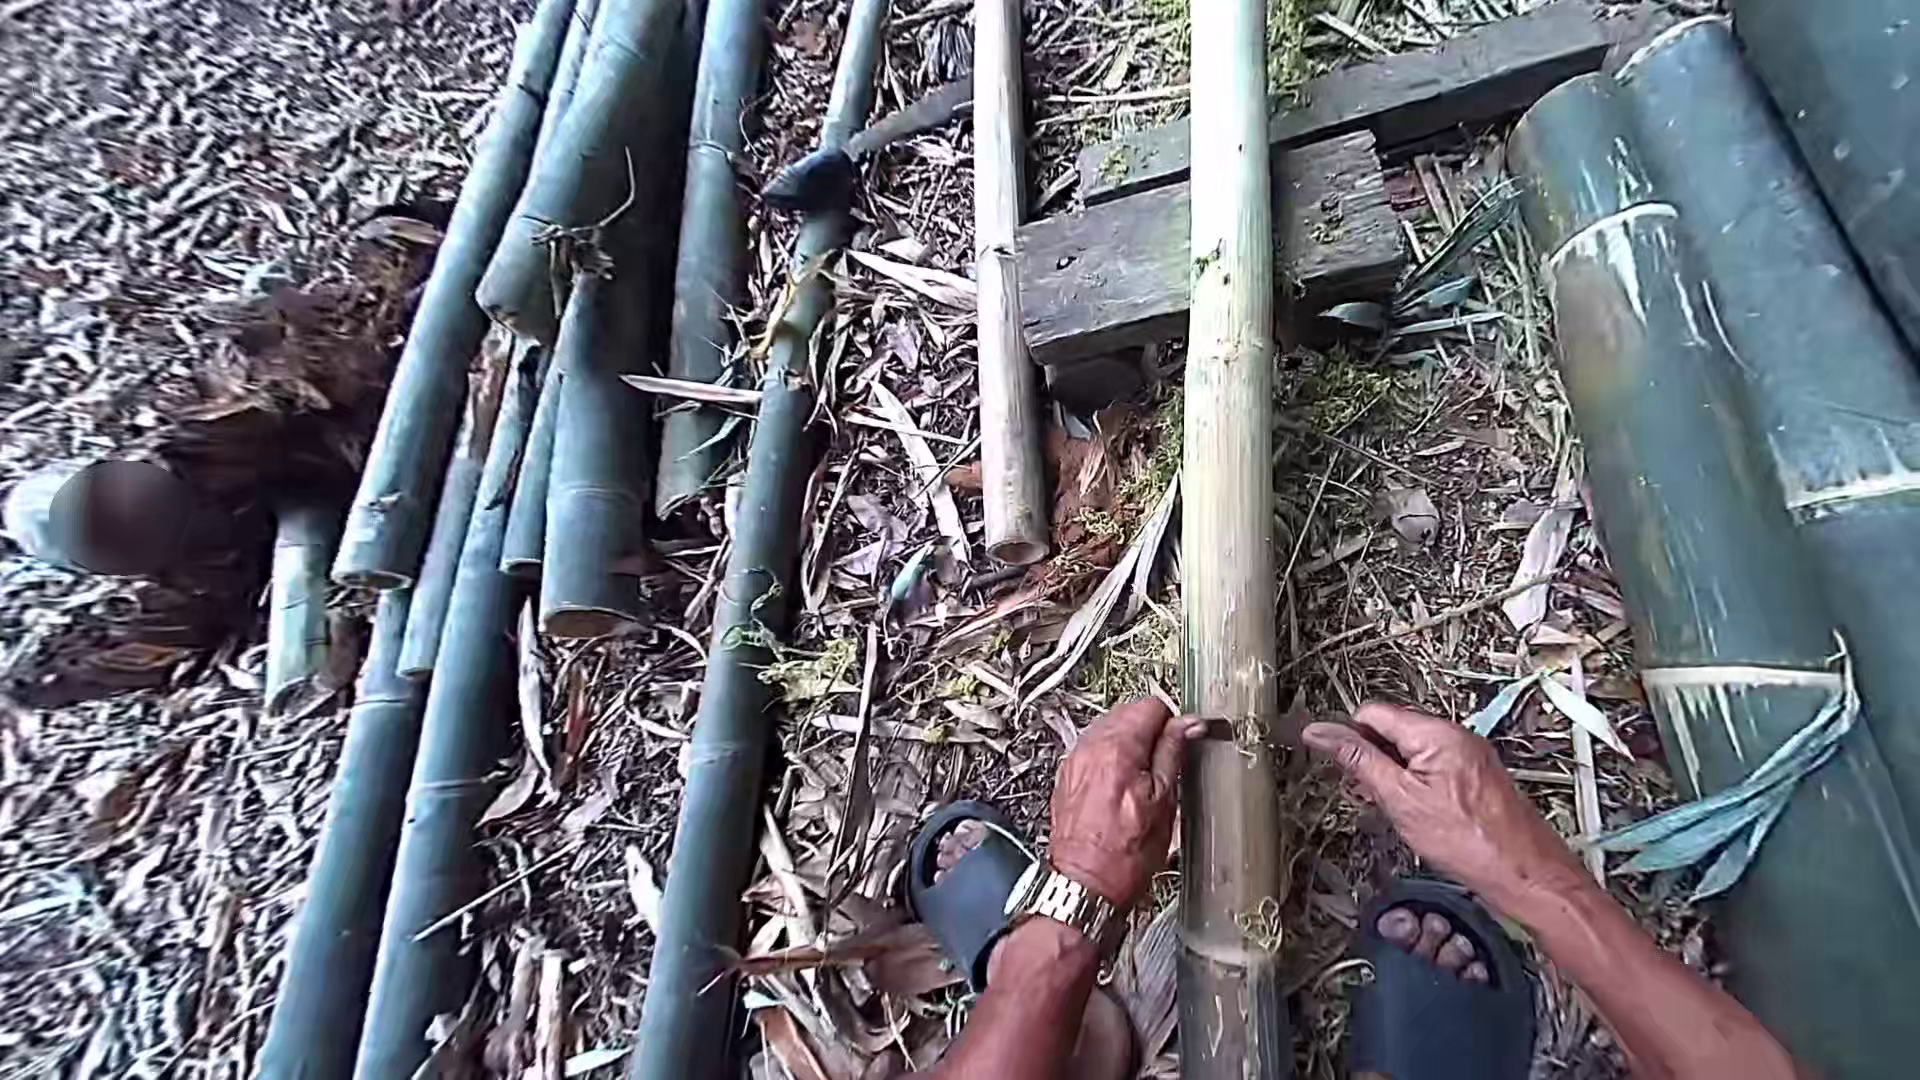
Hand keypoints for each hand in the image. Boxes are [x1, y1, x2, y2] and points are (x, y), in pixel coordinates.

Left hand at [1048, 699, 1204, 907]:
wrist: (1085, 884)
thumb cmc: (1124, 855)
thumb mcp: (1164, 802)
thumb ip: (1172, 754)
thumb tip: (1187, 725)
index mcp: (1117, 747)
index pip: (1150, 706)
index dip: (1171, 723)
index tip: (1179, 742)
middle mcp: (1090, 745)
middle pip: (1127, 712)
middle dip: (1149, 732)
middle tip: (1162, 766)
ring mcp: (1076, 757)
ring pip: (1110, 728)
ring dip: (1130, 744)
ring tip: (1141, 780)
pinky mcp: (1068, 772)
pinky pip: (1094, 748)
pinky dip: (1111, 757)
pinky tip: (1121, 786)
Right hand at [1303, 703, 1589, 915]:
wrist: (1536, 882)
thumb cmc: (1470, 843)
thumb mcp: (1398, 798)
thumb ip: (1356, 758)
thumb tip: (1317, 731)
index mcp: (1434, 733)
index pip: (1369, 713)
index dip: (1351, 738)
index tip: (1347, 768)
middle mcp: (1455, 734)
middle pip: (1389, 727)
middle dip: (1372, 754)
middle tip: (1371, 792)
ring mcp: (1470, 752)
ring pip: (1409, 746)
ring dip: (1392, 769)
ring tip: (1396, 806)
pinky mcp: (1478, 772)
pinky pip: (1431, 760)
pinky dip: (1415, 779)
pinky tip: (1418, 809)